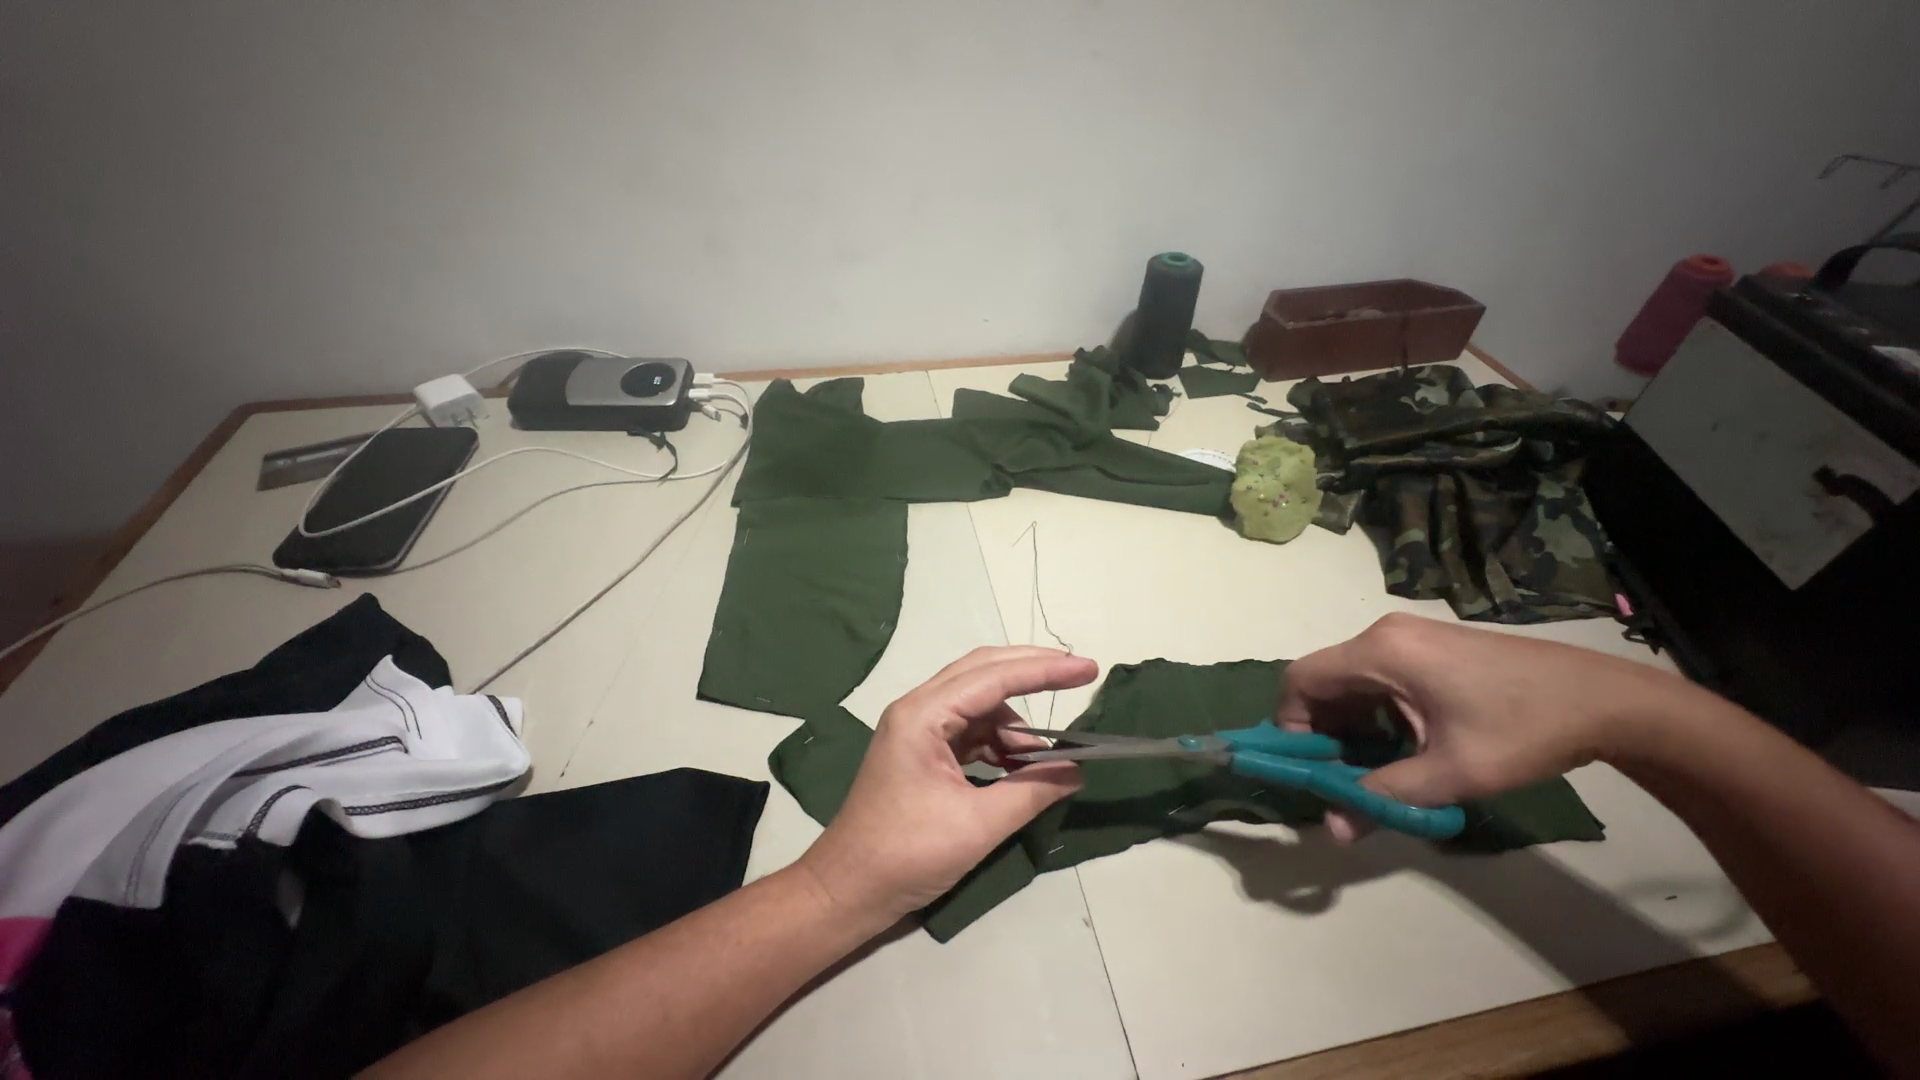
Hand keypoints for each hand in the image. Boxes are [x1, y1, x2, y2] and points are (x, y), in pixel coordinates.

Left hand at [796, 646, 1097, 924]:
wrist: (848, 890)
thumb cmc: (907, 854)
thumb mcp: (978, 825)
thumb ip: (1031, 792)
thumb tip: (1078, 770)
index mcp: (923, 715)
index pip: (993, 677)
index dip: (1045, 670)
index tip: (1088, 668)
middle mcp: (918, 709)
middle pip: (983, 672)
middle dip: (1032, 671)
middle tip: (1079, 673)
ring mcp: (917, 730)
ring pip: (978, 703)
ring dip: (1016, 723)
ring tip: (1047, 758)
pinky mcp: (921, 752)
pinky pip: (969, 730)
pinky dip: (999, 743)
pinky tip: (1020, 767)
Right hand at [1277, 613, 1675, 841]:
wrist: (1608, 700)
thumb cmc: (1526, 730)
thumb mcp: (1453, 772)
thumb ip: (1384, 797)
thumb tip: (1333, 830)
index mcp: (1381, 652)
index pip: (1301, 679)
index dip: (1289, 723)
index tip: (1307, 767)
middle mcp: (1384, 634)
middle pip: (1324, 679)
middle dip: (1321, 730)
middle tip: (1338, 775)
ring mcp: (1409, 637)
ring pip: (1351, 680)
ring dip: (1349, 723)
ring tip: (1372, 767)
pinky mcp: (1429, 647)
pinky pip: (1378, 677)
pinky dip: (1373, 711)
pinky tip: (1402, 744)